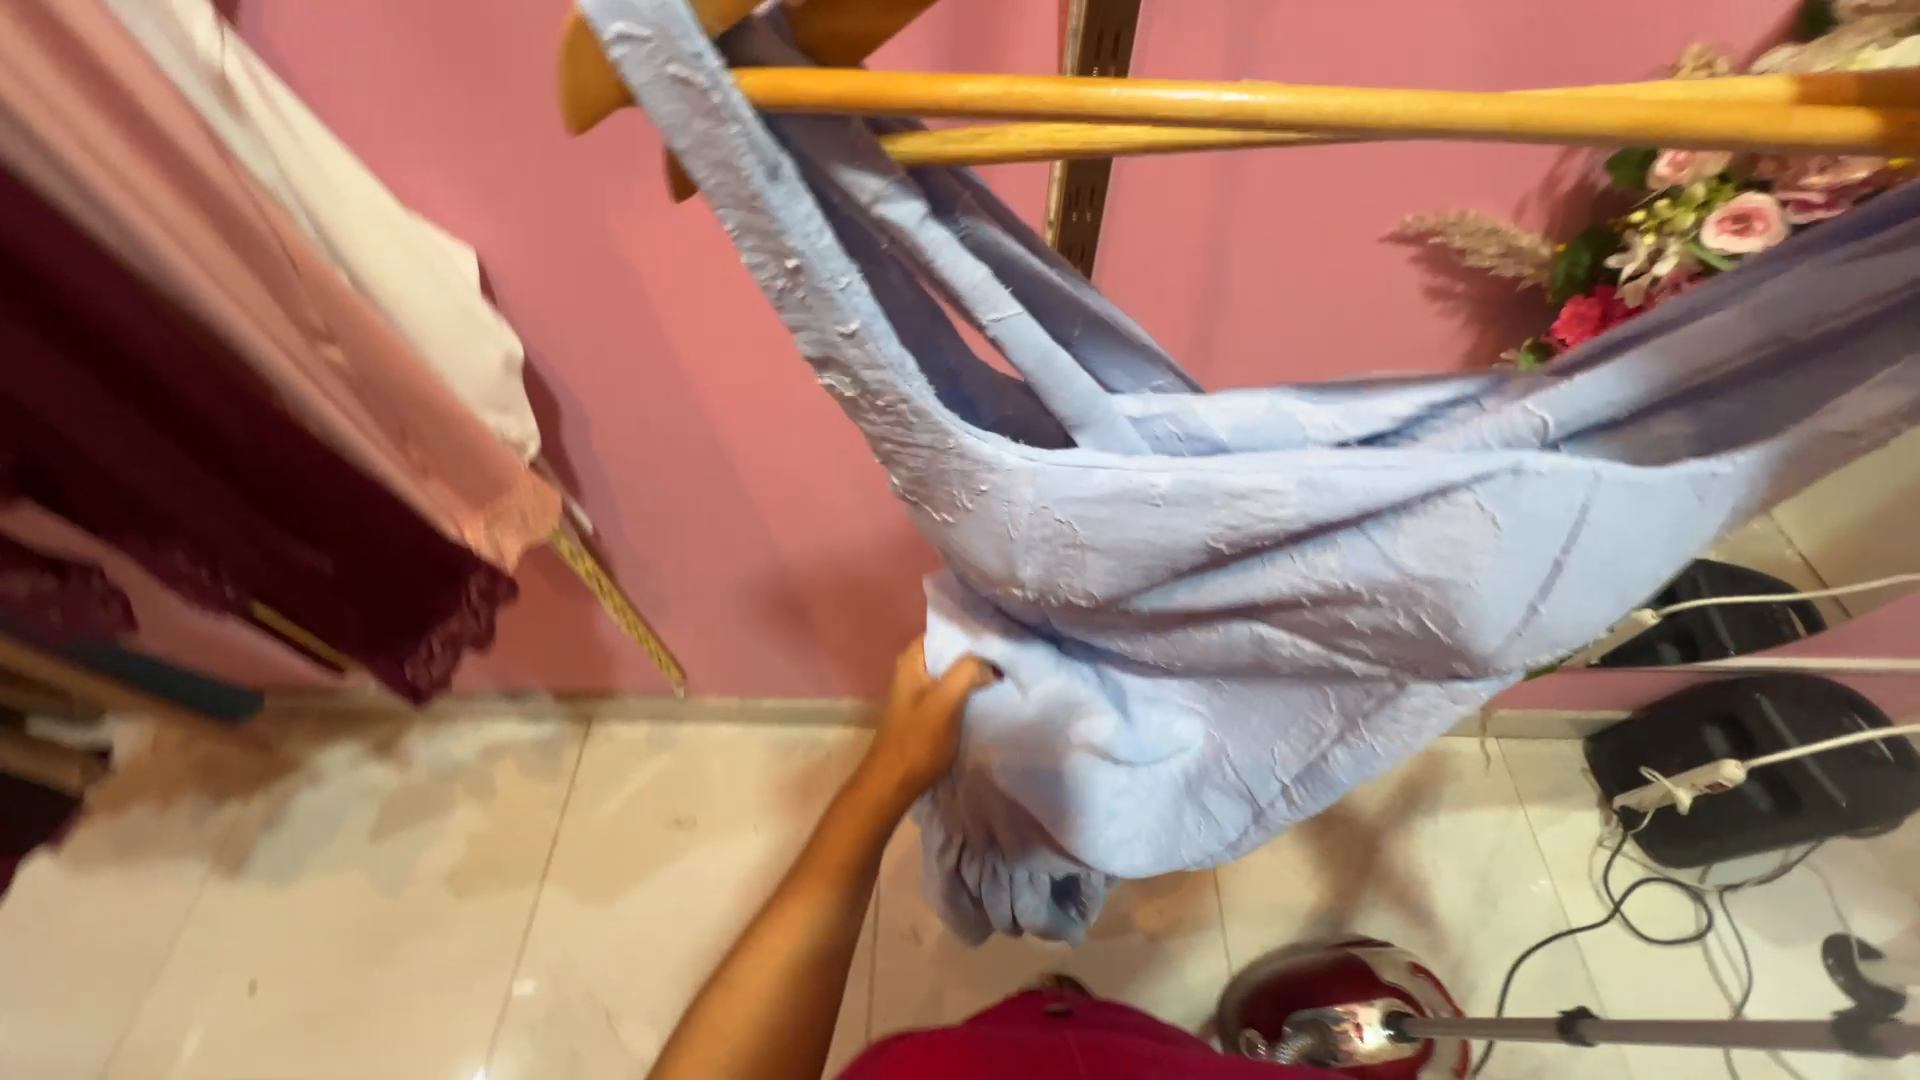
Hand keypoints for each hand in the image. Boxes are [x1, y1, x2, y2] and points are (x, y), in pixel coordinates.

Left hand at [855, 638, 996, 802]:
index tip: (1000, 634)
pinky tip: (988, 695)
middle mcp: (912, 669)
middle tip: (1008, 653)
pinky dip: (968, 691)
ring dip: (974, 673)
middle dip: (976, 652)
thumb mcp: (944, 701)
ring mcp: (918, 691)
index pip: (944, 630)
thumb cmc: (917, 740)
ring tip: (1004, 671)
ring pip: (952, 672)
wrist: (893, 784)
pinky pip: (951, 691)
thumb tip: (990, 663)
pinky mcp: (926, 711)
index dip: (971, 630)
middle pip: (950, 651)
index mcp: (911, 659)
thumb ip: (966, 672)